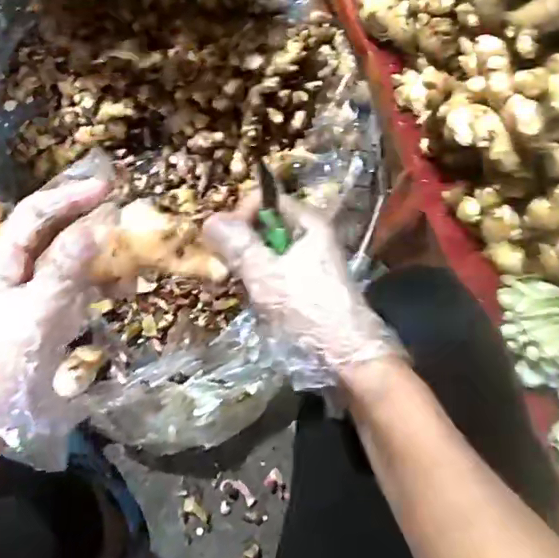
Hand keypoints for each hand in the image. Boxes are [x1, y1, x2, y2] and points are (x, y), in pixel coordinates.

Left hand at [0, 176, 111, 450]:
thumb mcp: (35, 312)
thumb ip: (65, 266)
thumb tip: (97, 224)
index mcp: (2, 259)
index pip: (36, 212)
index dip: (71, 195)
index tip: (109, 186)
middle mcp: (14, 268)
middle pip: (52, 230)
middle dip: (87, 215)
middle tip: (124, 206)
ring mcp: (28, 293)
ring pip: (66, 257)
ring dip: (97, 248)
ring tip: (129, 246)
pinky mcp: (40, 317)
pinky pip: (73, 286)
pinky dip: (97, 280)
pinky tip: (120, 286)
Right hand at [203, 191, 403, 386]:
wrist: (348, 358)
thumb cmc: (309, 311)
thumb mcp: (267, 276)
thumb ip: (239, 246)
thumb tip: (210, 219)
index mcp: (308, 223)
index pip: (266, 200)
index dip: (241, 214)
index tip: (224, 240)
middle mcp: (310, 237)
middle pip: (264, 226)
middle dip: (240, 243)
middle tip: (225, 268)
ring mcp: (309, 263)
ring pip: (266, 252)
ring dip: (247, 266)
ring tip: (236, 286)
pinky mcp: (306, 287)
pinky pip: (274, 273)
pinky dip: (259, 282)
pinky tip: (253, 301)